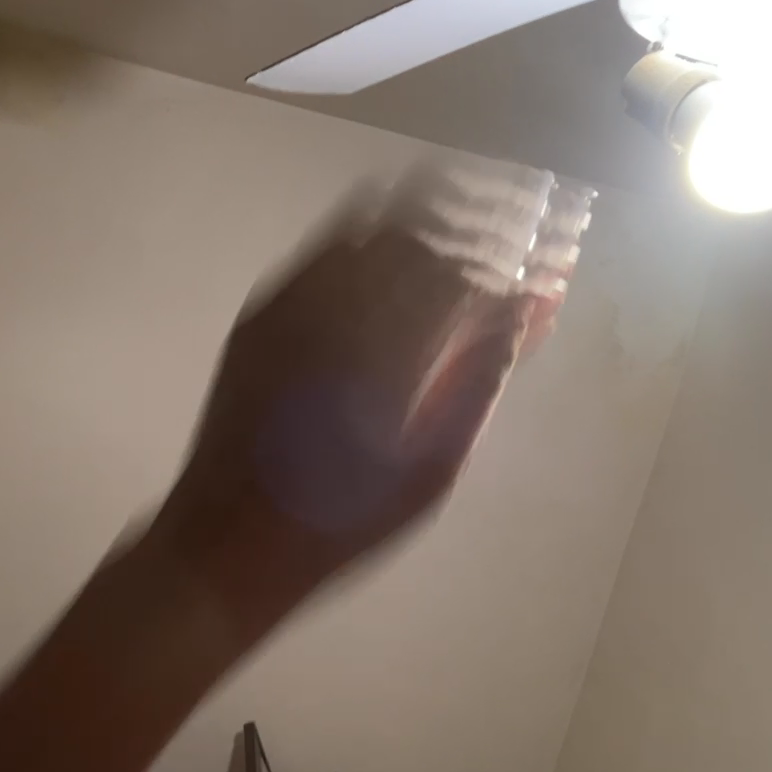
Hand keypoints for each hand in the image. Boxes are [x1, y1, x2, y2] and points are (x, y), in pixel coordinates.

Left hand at [149, 186, 576, 629]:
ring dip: (424, 232)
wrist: (227, 541)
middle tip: (511, 255)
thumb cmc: (339, 524)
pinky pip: (323, 255)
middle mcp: (336, 306)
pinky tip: (391, 270)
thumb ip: (478, 382)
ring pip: (370, 229)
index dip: (514, 266)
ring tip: (460, 256)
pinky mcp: (258, 316)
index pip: (468, 269)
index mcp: (387, 347)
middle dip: (477, 234)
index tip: (544, 278)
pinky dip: (369, 248)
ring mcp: (288, 305)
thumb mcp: (430, 473)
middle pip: (422, 232)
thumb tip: (519, 317)